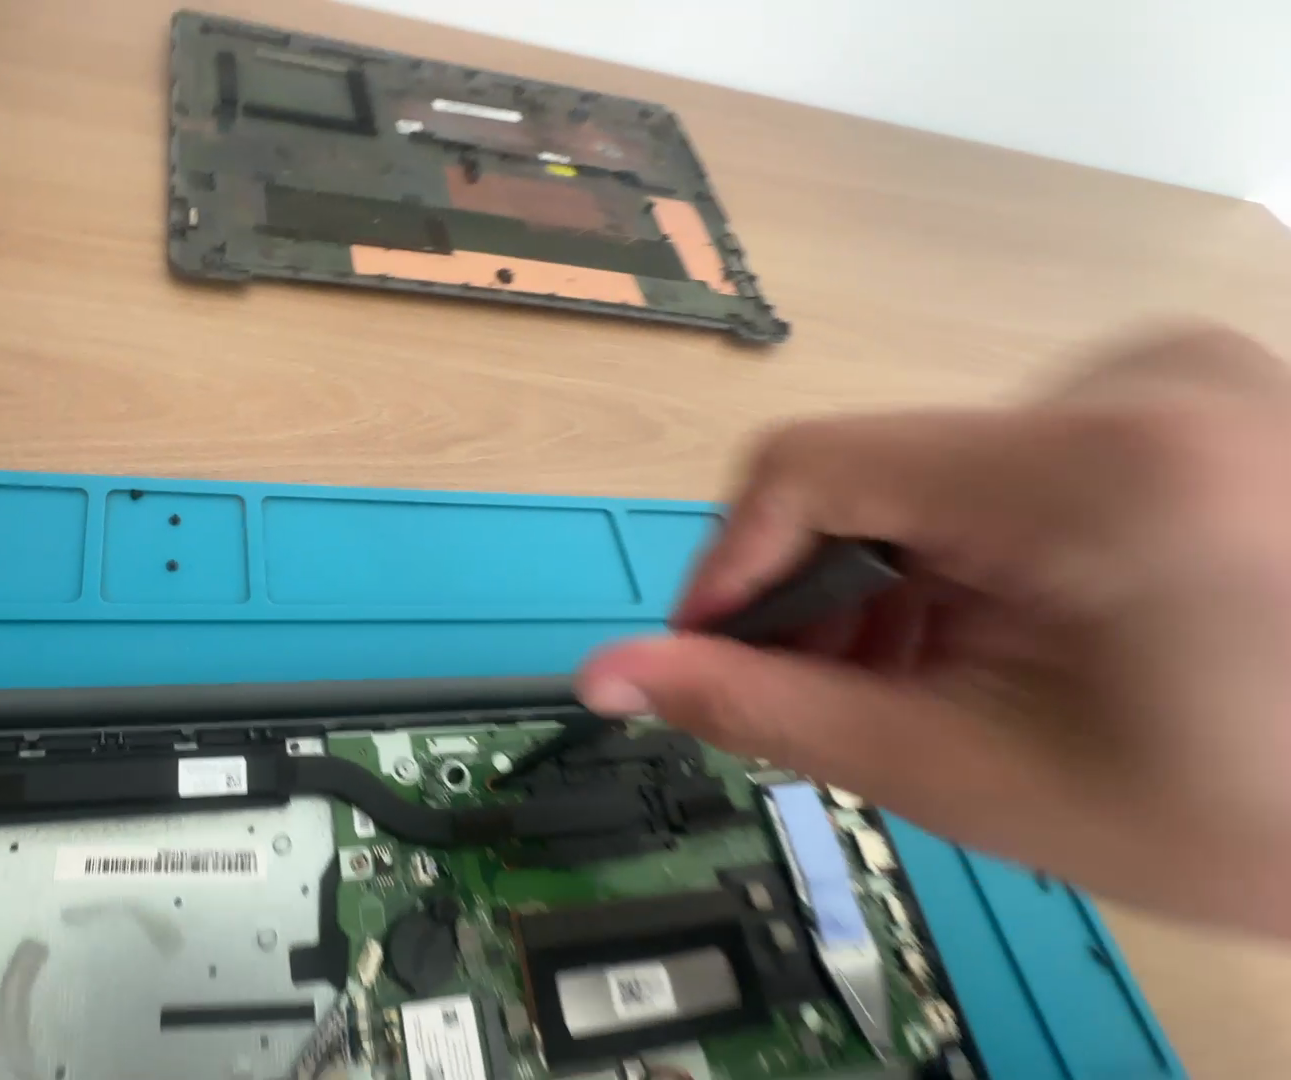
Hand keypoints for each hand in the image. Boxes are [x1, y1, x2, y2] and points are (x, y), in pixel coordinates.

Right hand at [577, 325, 1290, 936]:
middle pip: (855, 479)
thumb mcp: (968, 772)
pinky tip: (968, 634)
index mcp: (1096, 467)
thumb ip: (764, 712)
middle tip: (821, 694)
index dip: (727, 568)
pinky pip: (971, 474)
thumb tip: (604, 677)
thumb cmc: (1252, 817)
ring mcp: (1157, 387)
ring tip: (905, 678)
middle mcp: (1128, 385)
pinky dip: (933, 561)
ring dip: (868, 585)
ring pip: (904, 481)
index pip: (806, 468)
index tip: (708, 658)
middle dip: (807, 596)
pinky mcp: (1165, 408)